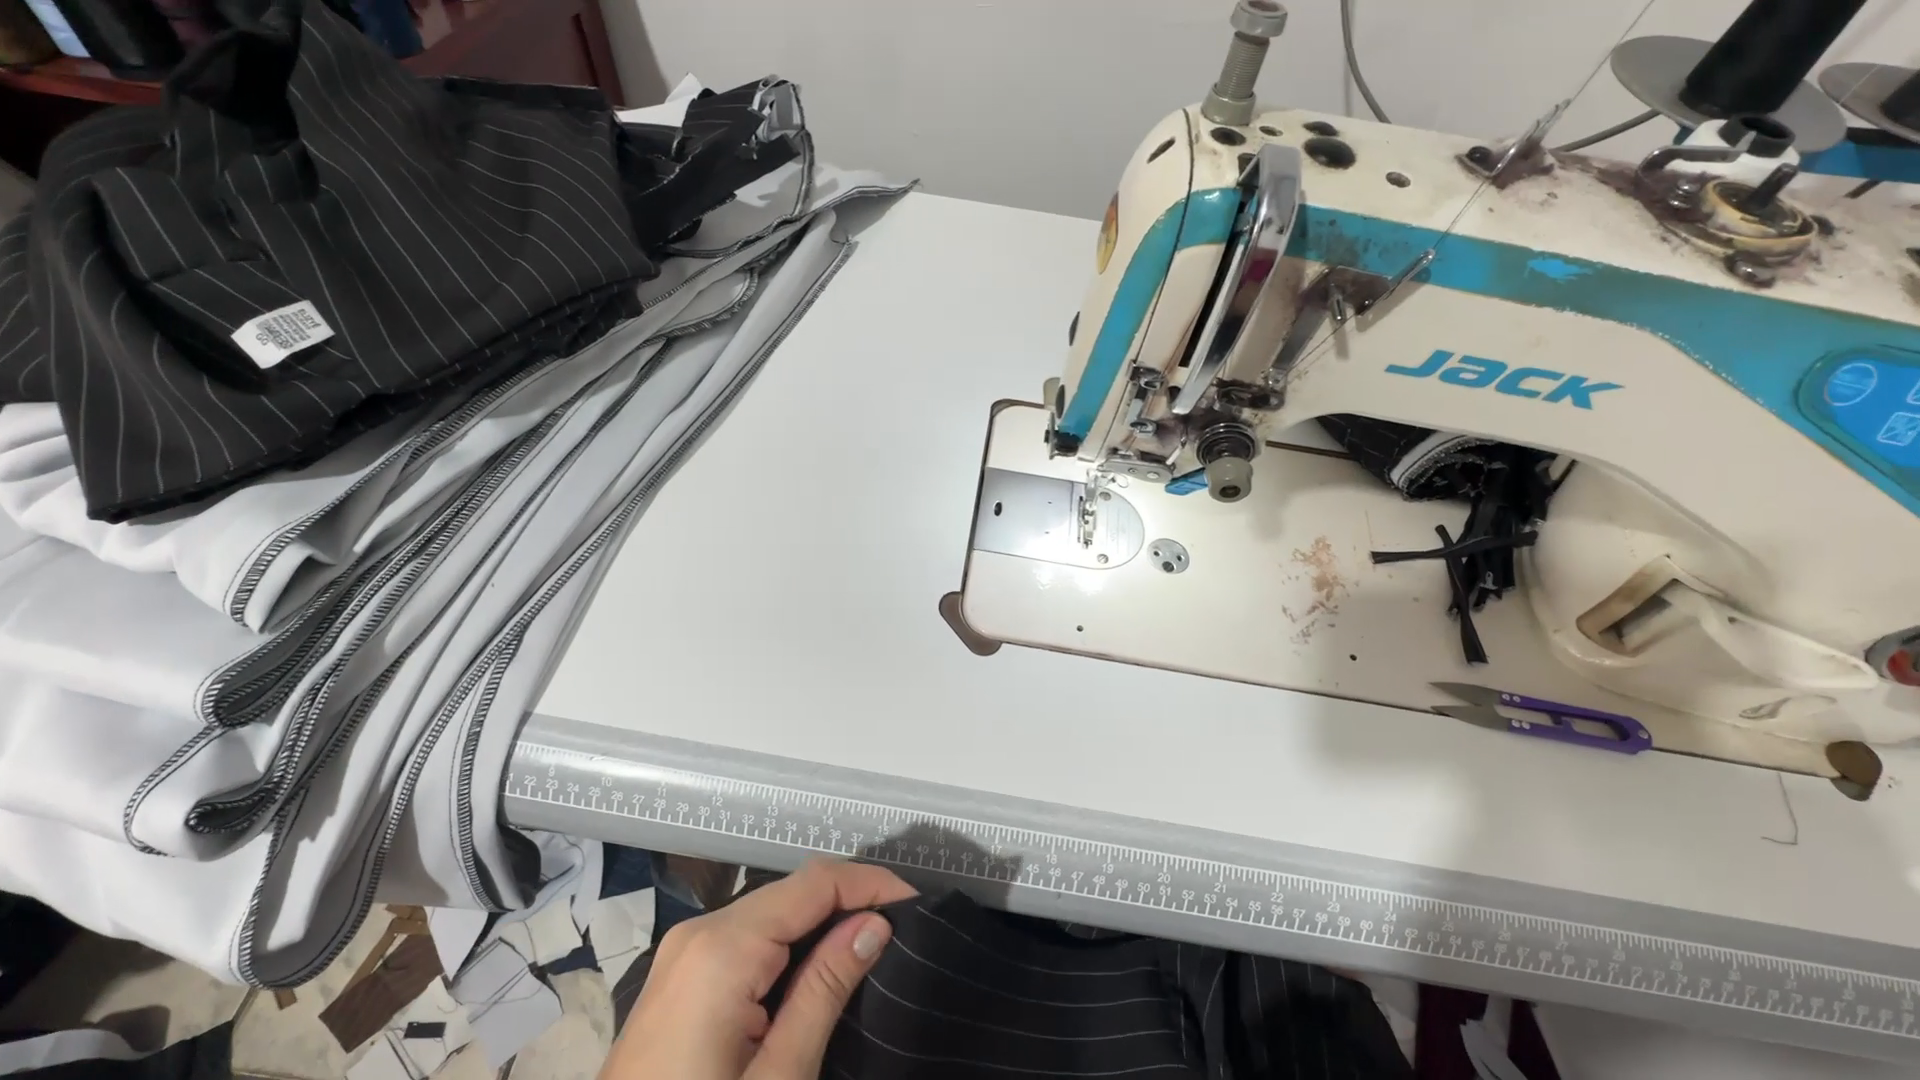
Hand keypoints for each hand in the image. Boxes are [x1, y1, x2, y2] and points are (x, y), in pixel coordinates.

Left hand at [600, 858, 916, 1079]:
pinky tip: (821, 969)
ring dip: (823, 922)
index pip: (813, 883)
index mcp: (722, 947)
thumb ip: (825, 990)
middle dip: (850, 901)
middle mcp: (699, 931)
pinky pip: (747, 938)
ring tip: (874, 949)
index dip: (870, 884)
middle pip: (792, 892)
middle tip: (905, 932)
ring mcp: (684, 952)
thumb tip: (875, 924)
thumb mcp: (779, 1075)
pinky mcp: (680, 975)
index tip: (918, 907)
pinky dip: (790, 944)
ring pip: (771, 913)